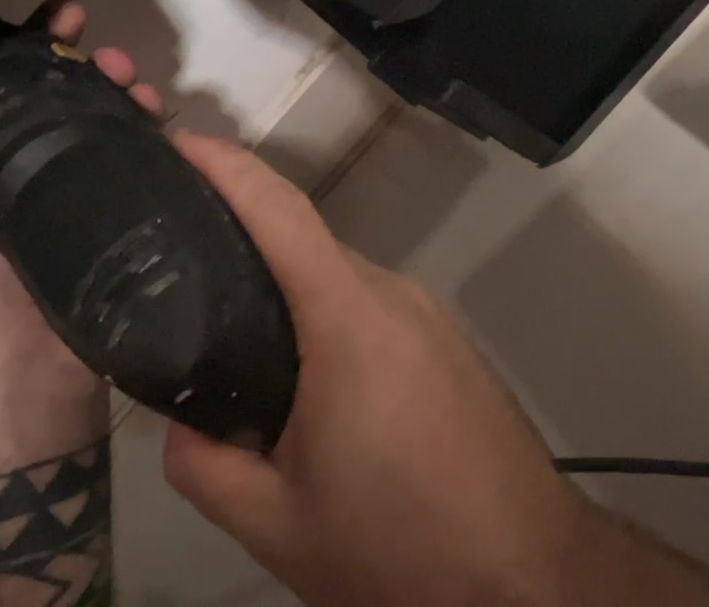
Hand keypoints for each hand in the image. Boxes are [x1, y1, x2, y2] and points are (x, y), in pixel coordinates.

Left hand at [0, 0, 161, 464]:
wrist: (14, 373)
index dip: (4, 41)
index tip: (34, 12)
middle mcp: (9, 168)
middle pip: (43, 93)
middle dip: (69, 55)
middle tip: (92, 37)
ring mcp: (65, 190)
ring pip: (91, 116)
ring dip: (112, 82)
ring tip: (129, 73)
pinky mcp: (109, 210)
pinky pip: (128, 155)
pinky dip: (143, 125)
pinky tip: (155, 110)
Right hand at [161, 136, 708, 606]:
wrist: (533, 579)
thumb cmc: (405, 547)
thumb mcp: (280, 524)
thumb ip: (206, 466)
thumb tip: (177, 426)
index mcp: (349, 320)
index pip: (281, 213)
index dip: (226, 166)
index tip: (178, 144)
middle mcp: (393, 296)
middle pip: (304, 244)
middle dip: (240, 240)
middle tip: (175, 265)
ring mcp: (428, 316)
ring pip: (336, 279)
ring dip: (283, 293)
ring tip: (230, 337)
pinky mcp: (447, 342)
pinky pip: (369, 307)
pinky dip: (324, 318)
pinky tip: (302, 378)